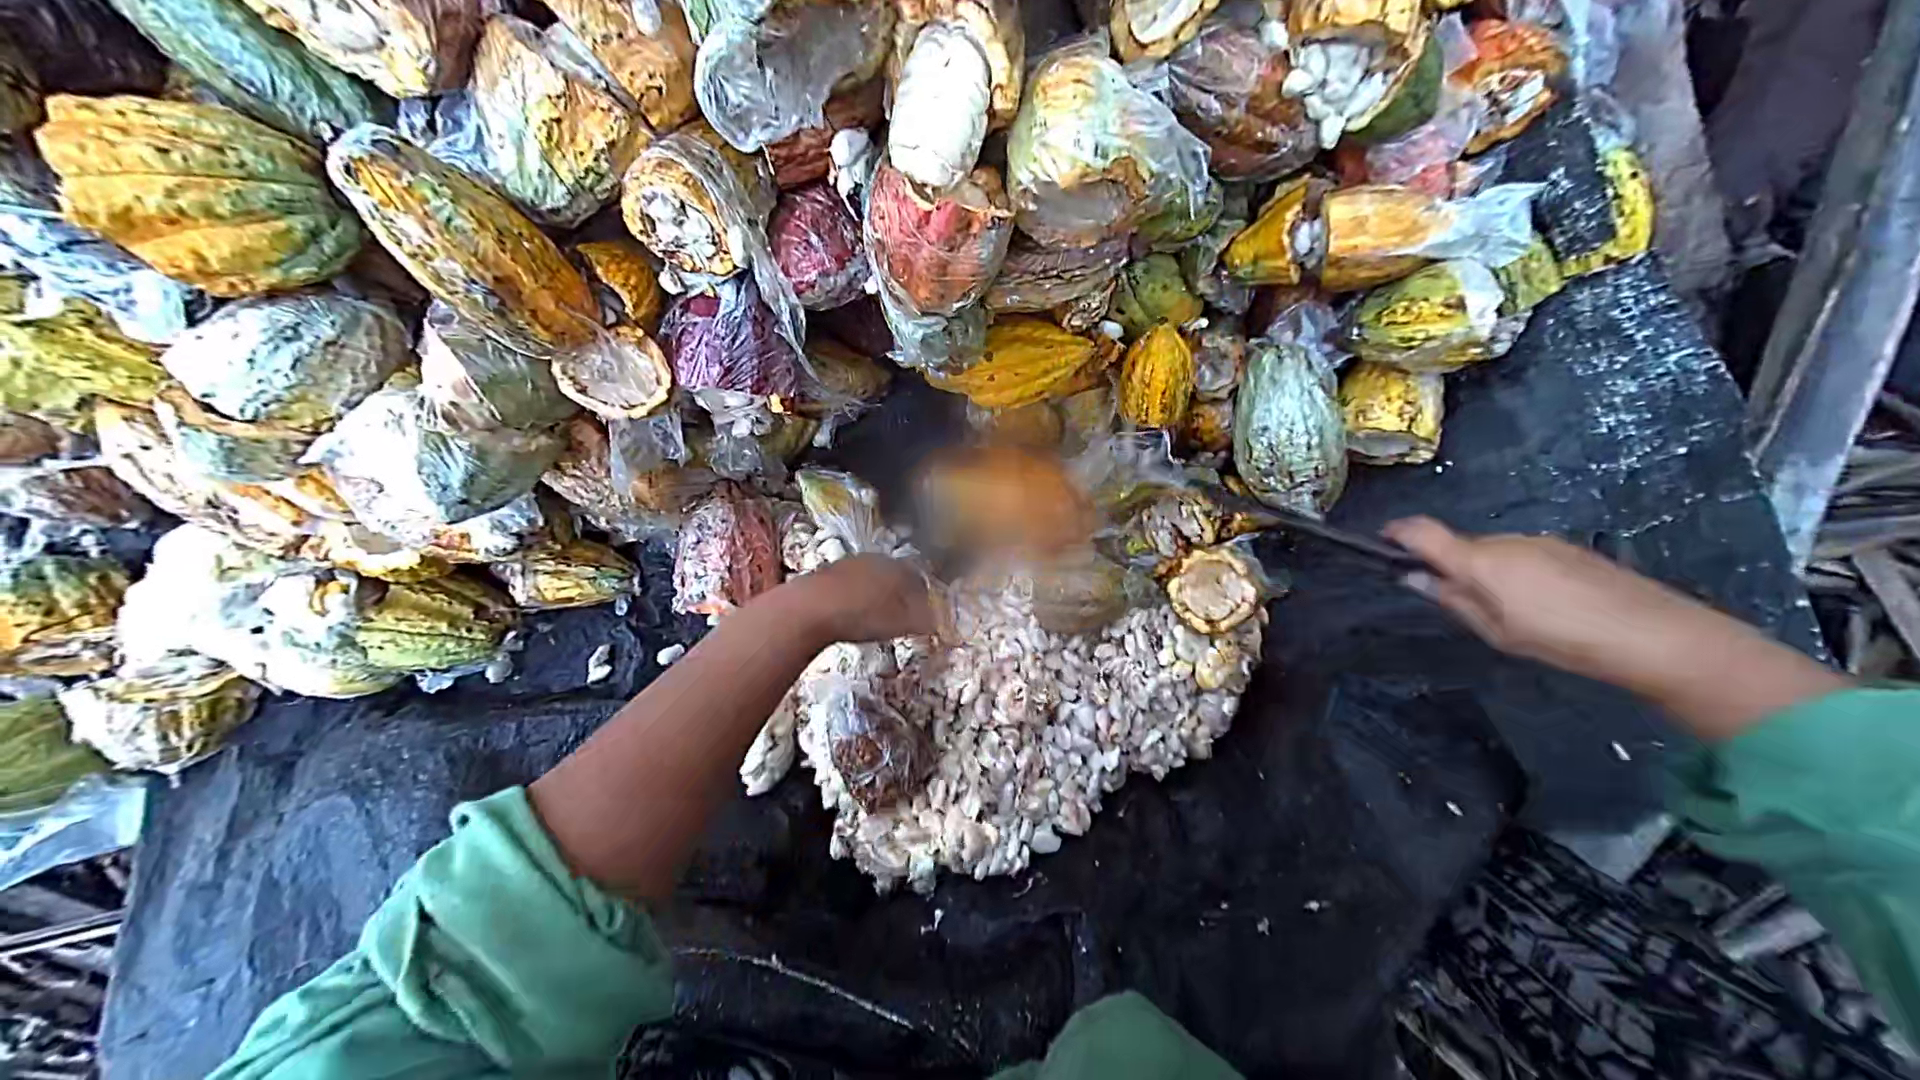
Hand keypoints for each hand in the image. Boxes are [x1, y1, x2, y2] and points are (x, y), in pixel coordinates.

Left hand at [775, 554, 935, 644]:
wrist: (807, 609)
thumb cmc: (861, 615)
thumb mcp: (901, 623)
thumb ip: (923, 619)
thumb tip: (937, 620)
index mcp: (897, 567)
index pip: (918, 577)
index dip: (923, 595)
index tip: (924, 610)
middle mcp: (874, 559)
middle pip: (893, 574)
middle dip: (899, 592)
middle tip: (901, 613)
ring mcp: (847, 564)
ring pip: (869, 577)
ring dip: (874, 593)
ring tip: (875, 615)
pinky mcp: (824, 574)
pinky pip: (848, 584)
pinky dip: (853, 597)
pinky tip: (850, 613)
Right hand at [1384, 516, 1846, 738]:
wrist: (1657, 636)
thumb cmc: (1562, 639)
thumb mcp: (1495, 631)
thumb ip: (1452, 601)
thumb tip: (1415, 578)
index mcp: (1479, 561)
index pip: (1423, 532)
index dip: (1398, 532)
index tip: (1383, 541)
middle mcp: (1504, 541)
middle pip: (1461, 545)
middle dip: (1450, 566)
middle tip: (1459, 602)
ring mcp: (1540, 542)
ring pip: (1493, 551)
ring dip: (1486, 571)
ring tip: (1510, 610)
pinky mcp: (1568, 549)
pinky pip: (1523, 555)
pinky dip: (1516, 573)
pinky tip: (1544, 604)